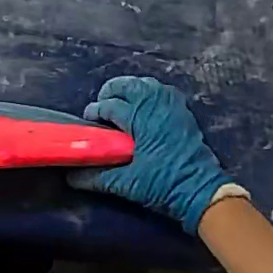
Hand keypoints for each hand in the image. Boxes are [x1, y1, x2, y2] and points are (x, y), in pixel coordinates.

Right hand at [67, 77, 237, 232]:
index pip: (110, 105)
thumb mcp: (128, 183)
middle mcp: (155, 102)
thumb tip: (71, 177)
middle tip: (101, 110)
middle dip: (110, 93)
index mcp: (140, 116)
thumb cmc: (163, 184)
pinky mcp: (181, 107)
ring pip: (143, 84)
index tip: (87, 122)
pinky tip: (141, 107)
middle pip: (126, 85)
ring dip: (128, 90)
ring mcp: (171, 102)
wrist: (201, 189)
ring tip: (118, 106)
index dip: (95, 112)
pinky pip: (159, 89)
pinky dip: (146, 92)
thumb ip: (98, 177)